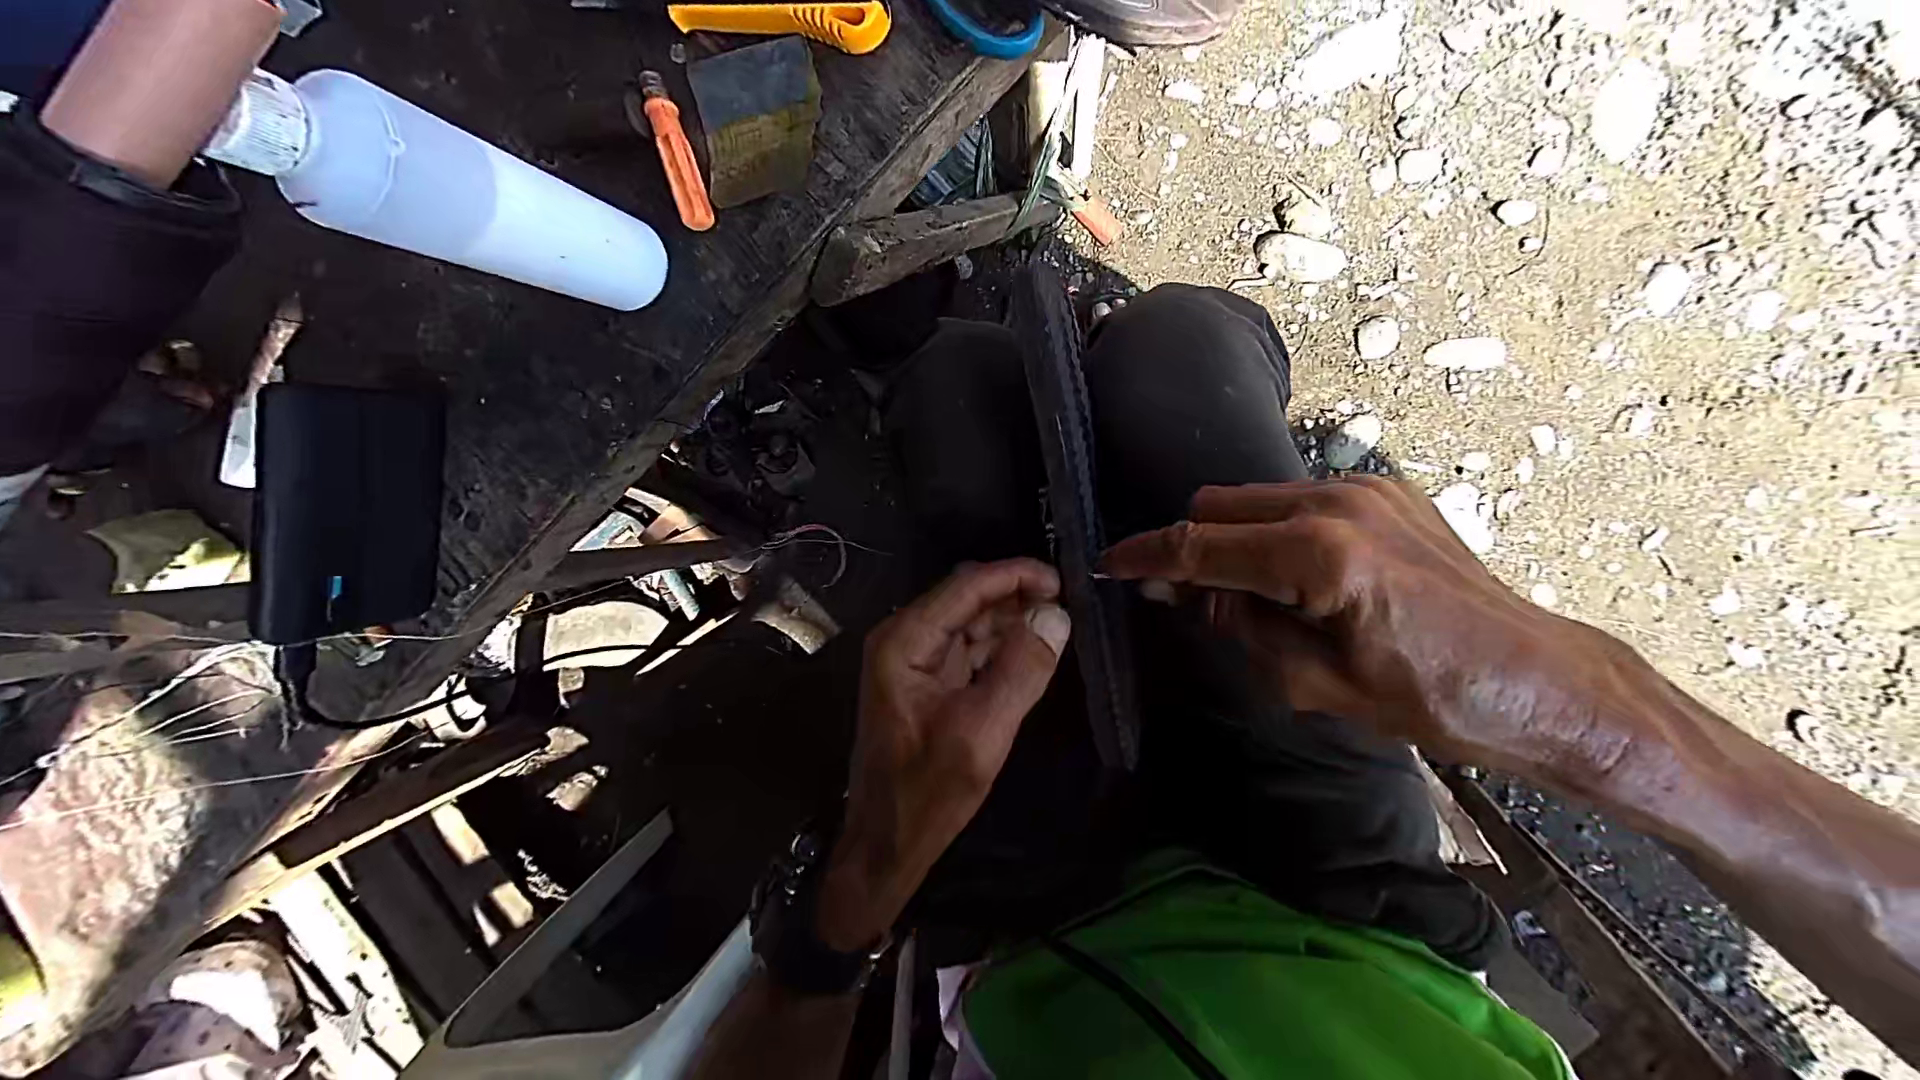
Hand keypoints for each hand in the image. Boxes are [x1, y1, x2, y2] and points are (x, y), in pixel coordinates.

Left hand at [816, 559, 1070, 950]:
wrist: (886, 846)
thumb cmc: (927, 794)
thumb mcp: (982, 733)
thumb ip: (1021, 670)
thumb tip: (1056, 615)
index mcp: (905, 641)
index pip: (966, 586)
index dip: (1015, 575)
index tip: (1062, 581)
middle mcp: (904, 639)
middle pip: (967, 598)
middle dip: (1016, 595)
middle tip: (1066, 606)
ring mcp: (914, 660)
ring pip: (970, 621)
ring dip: (1011, 619)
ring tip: (1057, 624)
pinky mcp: (927, 682)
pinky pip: (968, 648)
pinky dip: (1000, 645)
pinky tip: (1031, 650)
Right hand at [1101, 478, 1643, 786]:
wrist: (1544, 680)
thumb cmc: (1433, 700)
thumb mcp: (1312, 681)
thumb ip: (1235, 623)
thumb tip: (1178, 589)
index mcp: (1319, 558)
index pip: (1199, 546)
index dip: (1144, 557)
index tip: (1107, 563)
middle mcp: (1335, 504)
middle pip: (1214, 504)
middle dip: (1188, 546)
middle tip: (1187, 597)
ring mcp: (1362, 488)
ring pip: (1249, 496)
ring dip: (1229, 537)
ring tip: (1254, 592)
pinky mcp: (1381, 489)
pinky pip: (1291, 498)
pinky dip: (1269, 529)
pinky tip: (1295, 573)